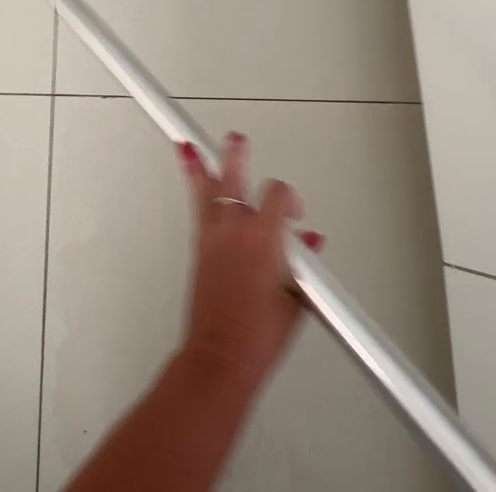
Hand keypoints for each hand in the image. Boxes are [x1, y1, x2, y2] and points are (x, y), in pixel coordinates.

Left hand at [175, 132, 323, 392]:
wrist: (220, 356)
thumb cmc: (258, 336)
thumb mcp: (295, 299)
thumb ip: (301, 264)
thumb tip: (306, 245)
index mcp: (264, 238)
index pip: (279, 195)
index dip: (291, 199)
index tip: (294, 211)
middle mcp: (234, 230)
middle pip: (234, 178)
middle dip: (235, 154)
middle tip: (235, 138)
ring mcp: (212, 237)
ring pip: (207, 189)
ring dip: (201, 165)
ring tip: (188, 142)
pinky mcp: (198, 249)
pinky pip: (196, 208)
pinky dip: (193, 188)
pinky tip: (189, 175)